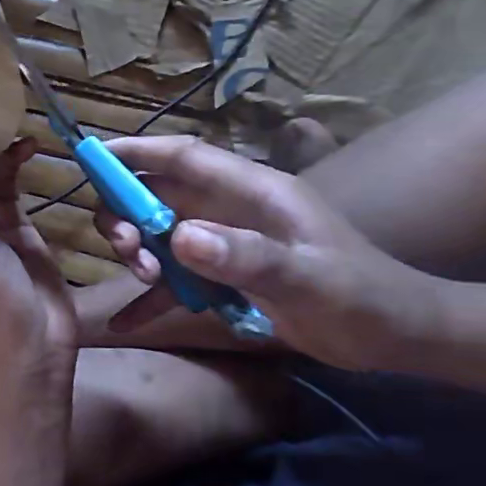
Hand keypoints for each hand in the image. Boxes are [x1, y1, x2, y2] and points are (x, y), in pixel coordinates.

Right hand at [94, 136, 442, 369]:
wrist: (394, 335)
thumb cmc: (360, 296)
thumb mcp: (306, 277)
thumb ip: (245, 255)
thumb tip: (178, 237)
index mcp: (252, 190)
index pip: (183, 157)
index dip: (136, 151)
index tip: (91, 156)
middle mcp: (230, 209)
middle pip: (156, 194)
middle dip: (126, 214)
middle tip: (128, 251)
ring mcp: (223, 242)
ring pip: (157, 234)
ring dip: (137, 252)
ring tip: (145, 280)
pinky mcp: (222, 275)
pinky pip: (173, 281)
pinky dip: (149, 299)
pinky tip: (124, 324)